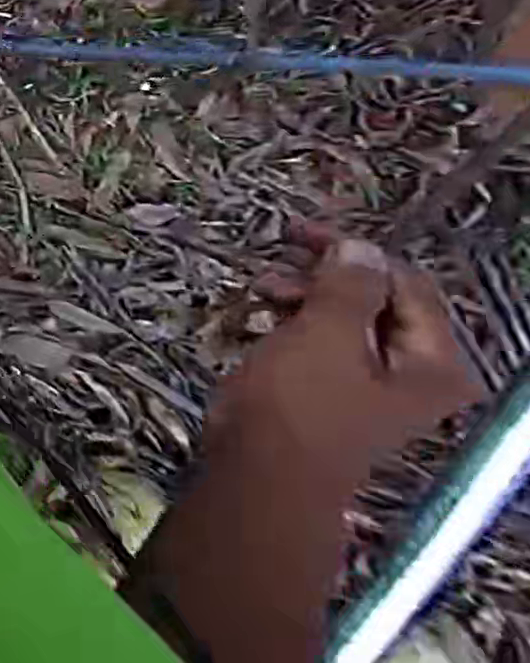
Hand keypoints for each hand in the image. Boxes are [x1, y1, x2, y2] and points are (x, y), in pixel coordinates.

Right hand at [215, 226, 480, 473]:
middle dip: (322, 278)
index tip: (300, 231)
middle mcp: (415, 371)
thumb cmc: (299, 400)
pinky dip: (290, 323)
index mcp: (435, 362)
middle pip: (375, 303)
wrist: (263, 463)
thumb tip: (358, 248)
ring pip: (341, 320)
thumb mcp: (322, 336)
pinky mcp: (329, 388)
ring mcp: (372, 383)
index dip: (355, 254)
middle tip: (273, 262)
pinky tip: (260, 321)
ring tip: (259, 293)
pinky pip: (318, 341)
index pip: (405, 288)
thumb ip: (346, 290)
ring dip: (300, 298)